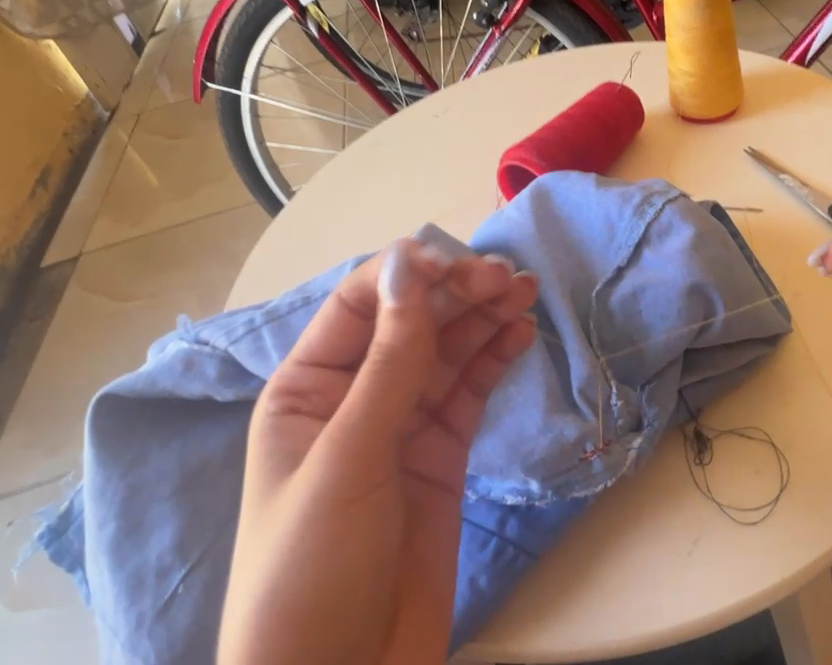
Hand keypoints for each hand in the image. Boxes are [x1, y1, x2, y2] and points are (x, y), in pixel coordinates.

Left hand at [219, 240, 538, 664]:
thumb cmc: (312, 566)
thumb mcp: (347, 458)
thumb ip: (388, 364)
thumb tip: (410, 268)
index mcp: (308, 388)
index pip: (360, 305)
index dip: (409, 274)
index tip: (460, 264)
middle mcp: (355, 396)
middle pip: (411, 322)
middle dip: (456, 293)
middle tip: (507, 279)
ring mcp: (401, 426)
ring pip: (447, 352)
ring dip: (483, 318)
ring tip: (524, 292)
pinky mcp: (441, 454)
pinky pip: (469, 392)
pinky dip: (494, 359)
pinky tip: (519, 334)